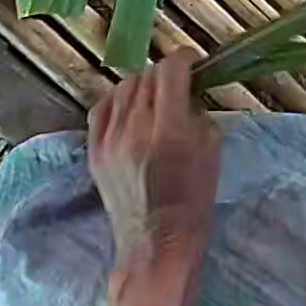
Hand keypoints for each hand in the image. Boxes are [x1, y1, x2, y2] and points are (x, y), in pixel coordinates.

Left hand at [88, 48, 220, 271]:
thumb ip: (199, 112)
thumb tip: (188, 90)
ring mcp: (110, 140)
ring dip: (143, 84)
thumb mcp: (212, 150)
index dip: (185, 59)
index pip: (171, 70)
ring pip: (124, 86)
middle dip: (167, 73)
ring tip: (154, 98)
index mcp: (170, 129)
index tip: (193, 63)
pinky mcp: (93, 151)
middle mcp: (136, 129)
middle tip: (178, 84)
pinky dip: (118, 99)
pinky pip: (101, 107)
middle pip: (148, 75)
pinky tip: (130, 107)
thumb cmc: (194, 200)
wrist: (156, 246)